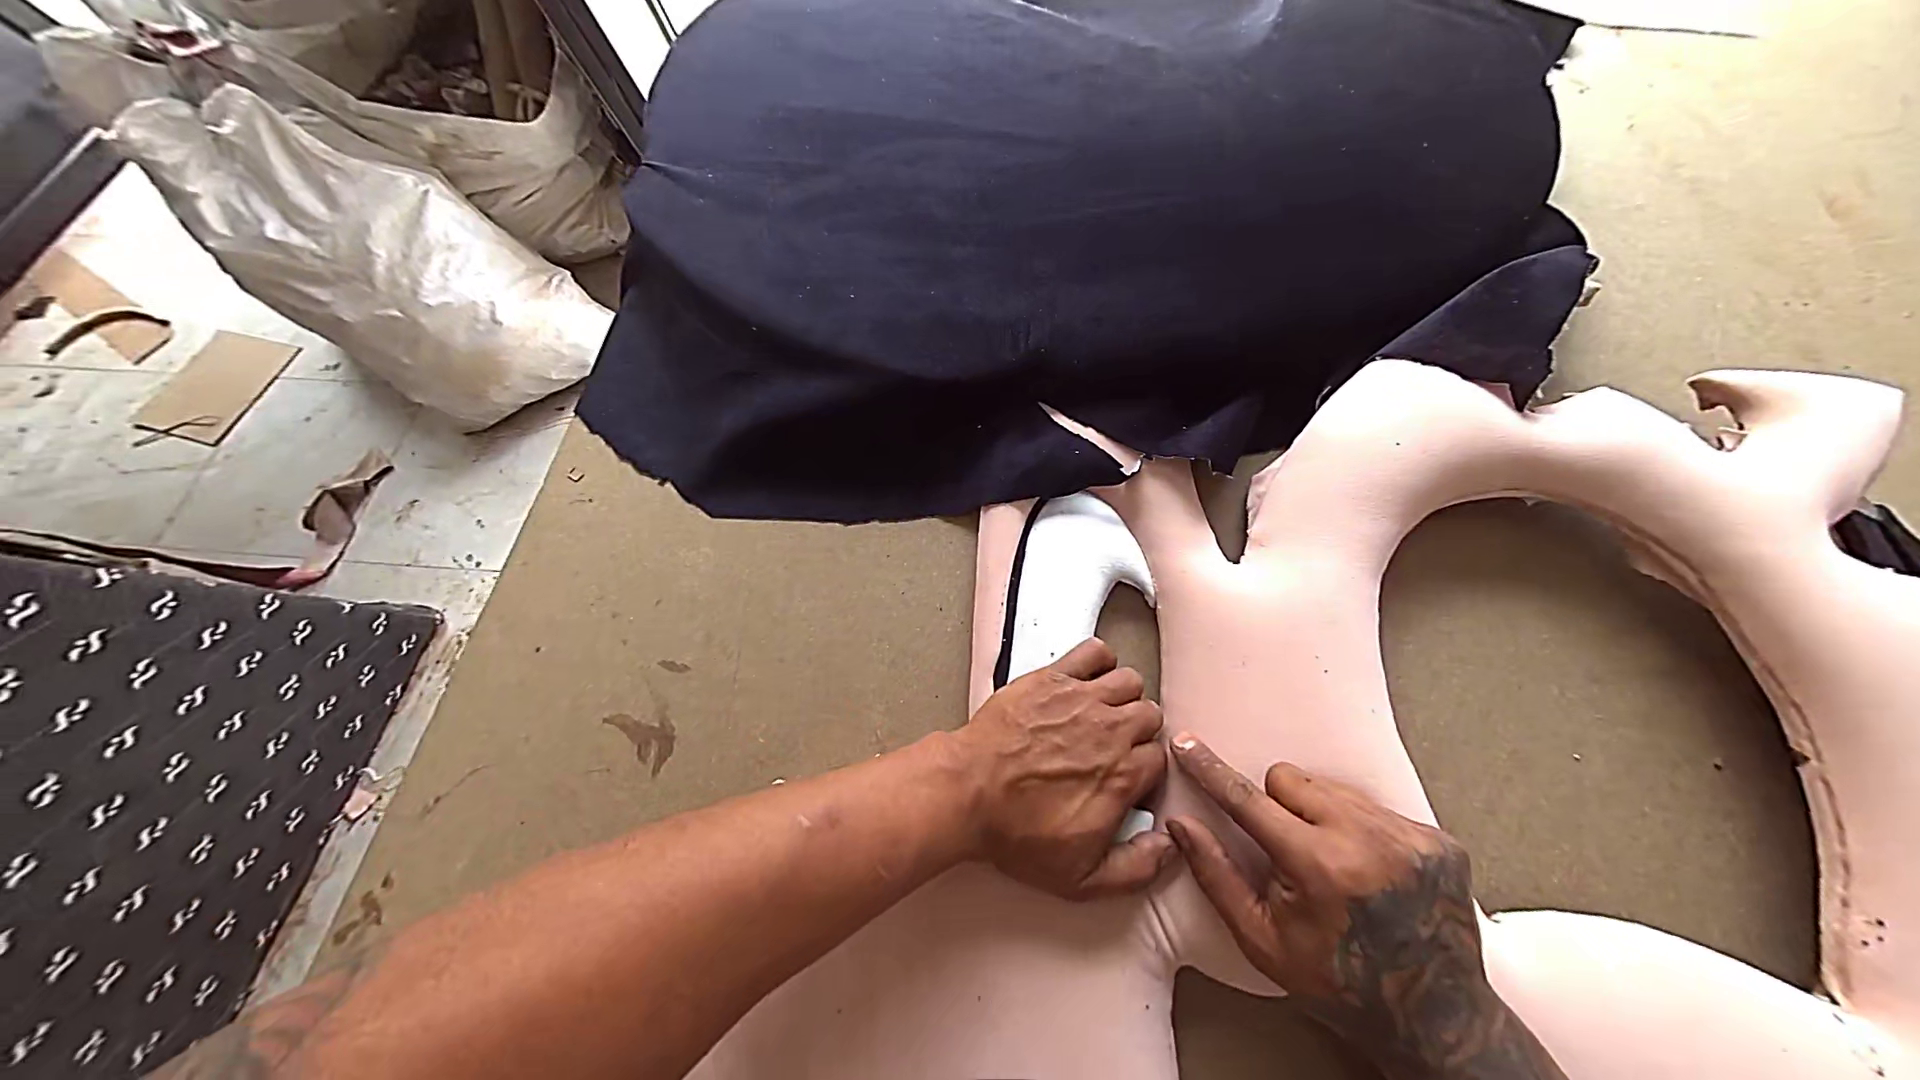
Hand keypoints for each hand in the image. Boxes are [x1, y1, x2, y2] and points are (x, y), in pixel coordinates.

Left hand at [951, 638, 1173, 899]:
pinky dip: (1098, 660)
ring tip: (1101, 712)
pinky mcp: (1052, 678)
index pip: (1159, 758)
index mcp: (1122, 774)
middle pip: (1149, 715)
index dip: (1144, 769)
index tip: (1126, 776)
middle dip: (1138, 731)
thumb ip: (1135, 869)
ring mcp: (1081, 699)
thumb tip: (1167, 849)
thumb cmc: (1015, 831)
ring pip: (1129, 681)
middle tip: (1114, 744)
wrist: (967, 793)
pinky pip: (1094, 652)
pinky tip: (1087, 678)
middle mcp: (1109, 730)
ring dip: (1122, 696)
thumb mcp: (1081, 877)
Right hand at [1165, 736, 1566, 1079]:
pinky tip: (1366, 867)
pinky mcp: (1437, 841)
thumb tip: (1180, 825)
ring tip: (1331, 861)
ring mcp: (1409, 840)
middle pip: (1289, 779)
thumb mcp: (1262, 940)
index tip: (1185, 744)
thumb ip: (1215, 876)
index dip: (1209, 770)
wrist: (1438, 1021)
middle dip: (1276, 805)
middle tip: (1288, 850)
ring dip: (1318, 813)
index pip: (1247, 800)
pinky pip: (1372, 805)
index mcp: (1319, 868)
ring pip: (1330, 787)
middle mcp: (1368, 843)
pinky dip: (1358, 827)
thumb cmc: (1340, 984)